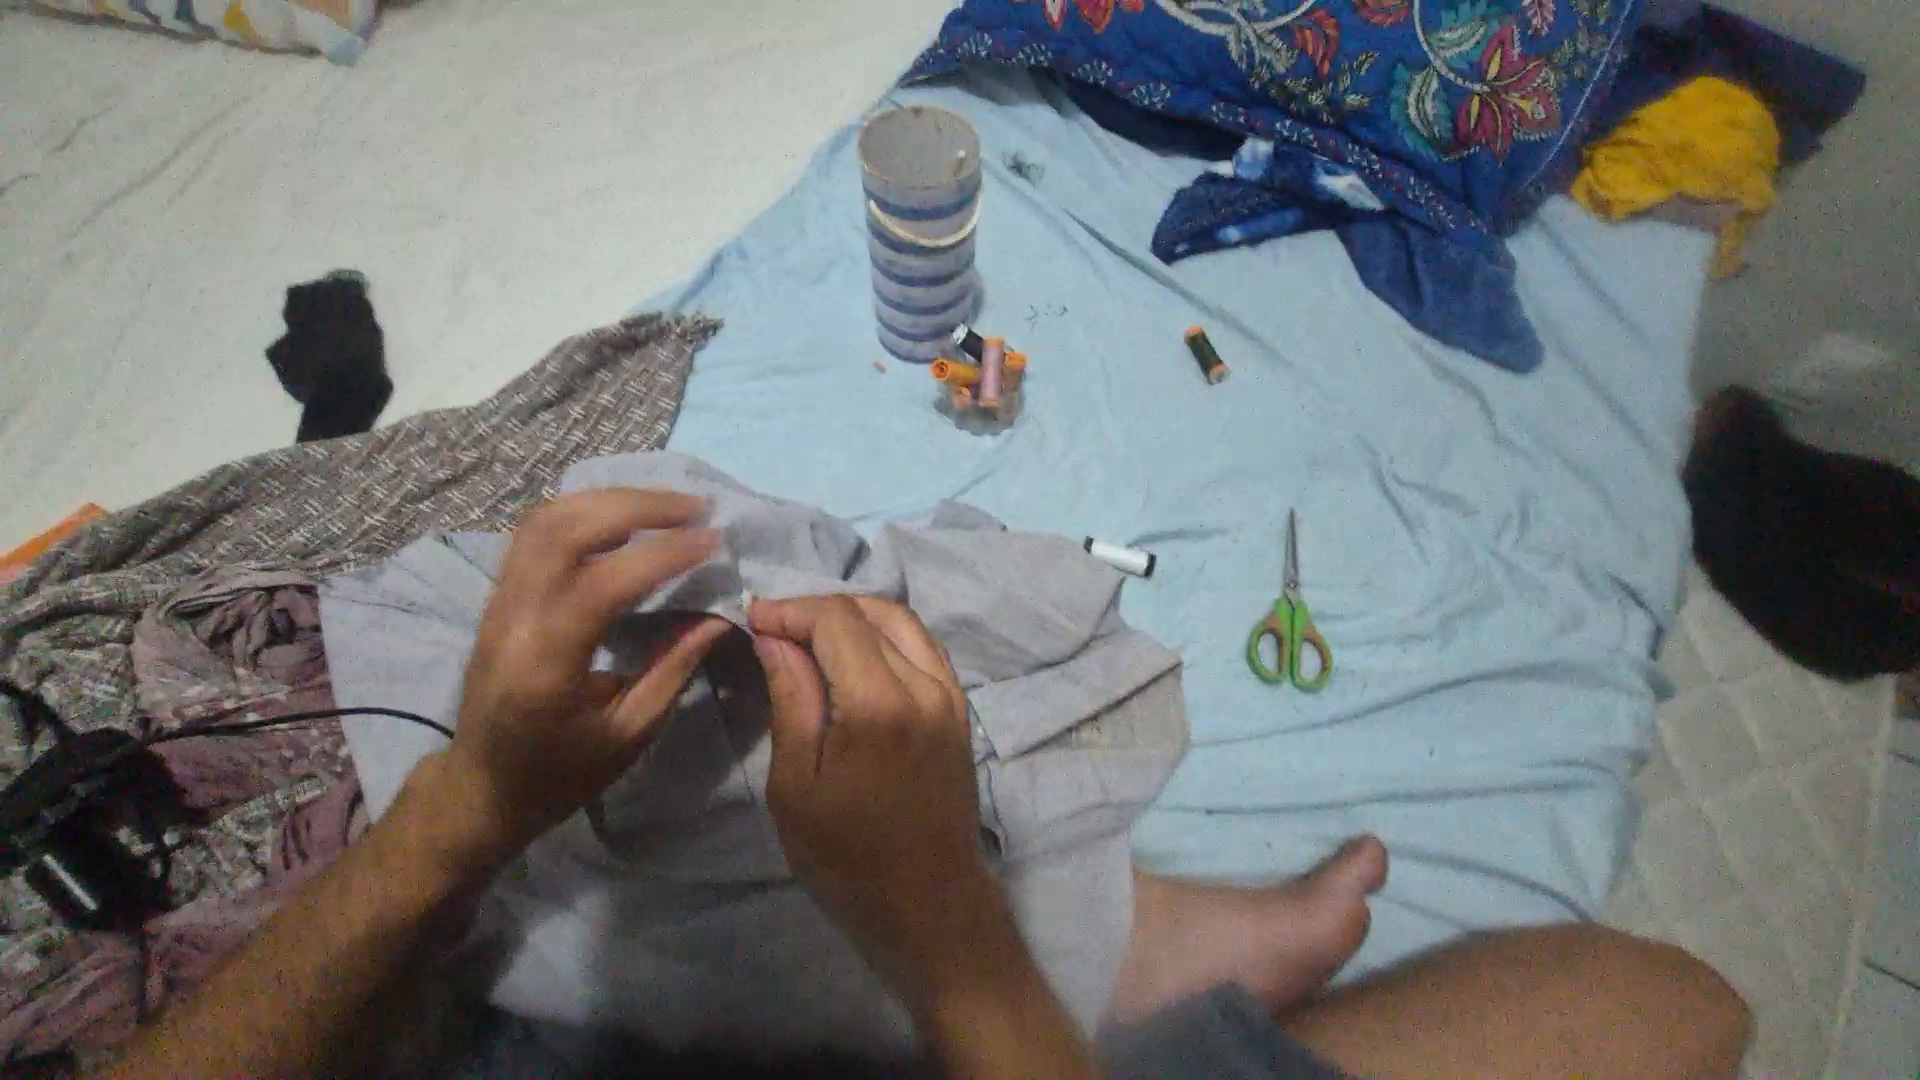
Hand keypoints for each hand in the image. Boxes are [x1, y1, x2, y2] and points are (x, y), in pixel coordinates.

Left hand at [437, 489, 729, 863]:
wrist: (481, 788)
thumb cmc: (560, 774)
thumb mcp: (630, 734)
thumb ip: (674, 669)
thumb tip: (719, 618)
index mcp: (545, 665)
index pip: (603, 583)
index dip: (663, 554)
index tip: (713, 541)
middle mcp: (512, 620)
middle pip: (564, 530)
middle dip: (637, 507)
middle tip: (696, 508)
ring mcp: (497, 603)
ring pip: (545, 520)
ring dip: (611, 500)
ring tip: (668, 506)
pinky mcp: (499, 596)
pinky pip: (536, 532)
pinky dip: (586, 512)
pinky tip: (626, 518)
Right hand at [749, 595, 1007, 1007]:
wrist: (929, 905)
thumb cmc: (847, 859)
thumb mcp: (796, 786)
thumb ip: (791, 698)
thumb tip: (775, 636)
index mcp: (879, 703)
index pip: (836, 620)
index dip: (791, 609)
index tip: (753, 618)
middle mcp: (924, 685)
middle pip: (872, 611)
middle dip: (819, 608)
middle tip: (777, 627)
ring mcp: (950, 695)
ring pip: (903, 622)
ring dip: (855, 615)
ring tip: (811, 634)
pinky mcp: (959, 709)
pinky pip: (923, 647)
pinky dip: (887, 634)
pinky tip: (856, 654)